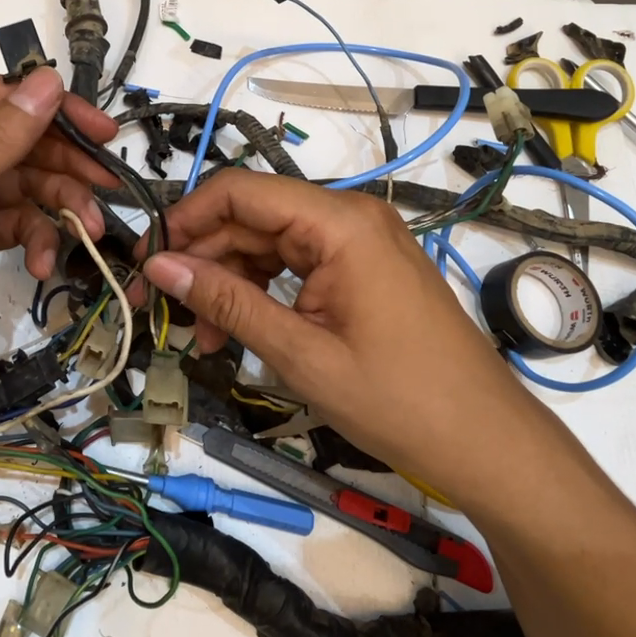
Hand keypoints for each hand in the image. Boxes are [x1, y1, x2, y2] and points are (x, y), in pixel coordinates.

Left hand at [0, 68, 118, 420]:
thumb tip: (48, 80)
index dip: (49, 110)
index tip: (102, 132)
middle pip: (15, 140)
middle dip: (61, 163)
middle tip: (108, 184)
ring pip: (23, 182)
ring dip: (58, 204)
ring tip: (86, 231)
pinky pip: (17, 223)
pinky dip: (36, 239)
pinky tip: (41, 266)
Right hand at [139, 169, 552, 507]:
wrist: (488, 445)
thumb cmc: (398, 400)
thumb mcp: (300, 352)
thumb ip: (227, 301)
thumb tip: (159, 265)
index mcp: (339, 223)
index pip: (240, 191)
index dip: (185, 220)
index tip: (148, 263)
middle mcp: (348, 217)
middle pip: (250, 218)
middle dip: (201, 260)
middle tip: (161, 309)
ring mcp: (357, 243)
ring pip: (266, 244)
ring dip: (226, 284)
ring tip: (200, 337)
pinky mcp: (360, 270)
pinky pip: (293, 266)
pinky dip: (259, 295)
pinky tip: (234, 333)